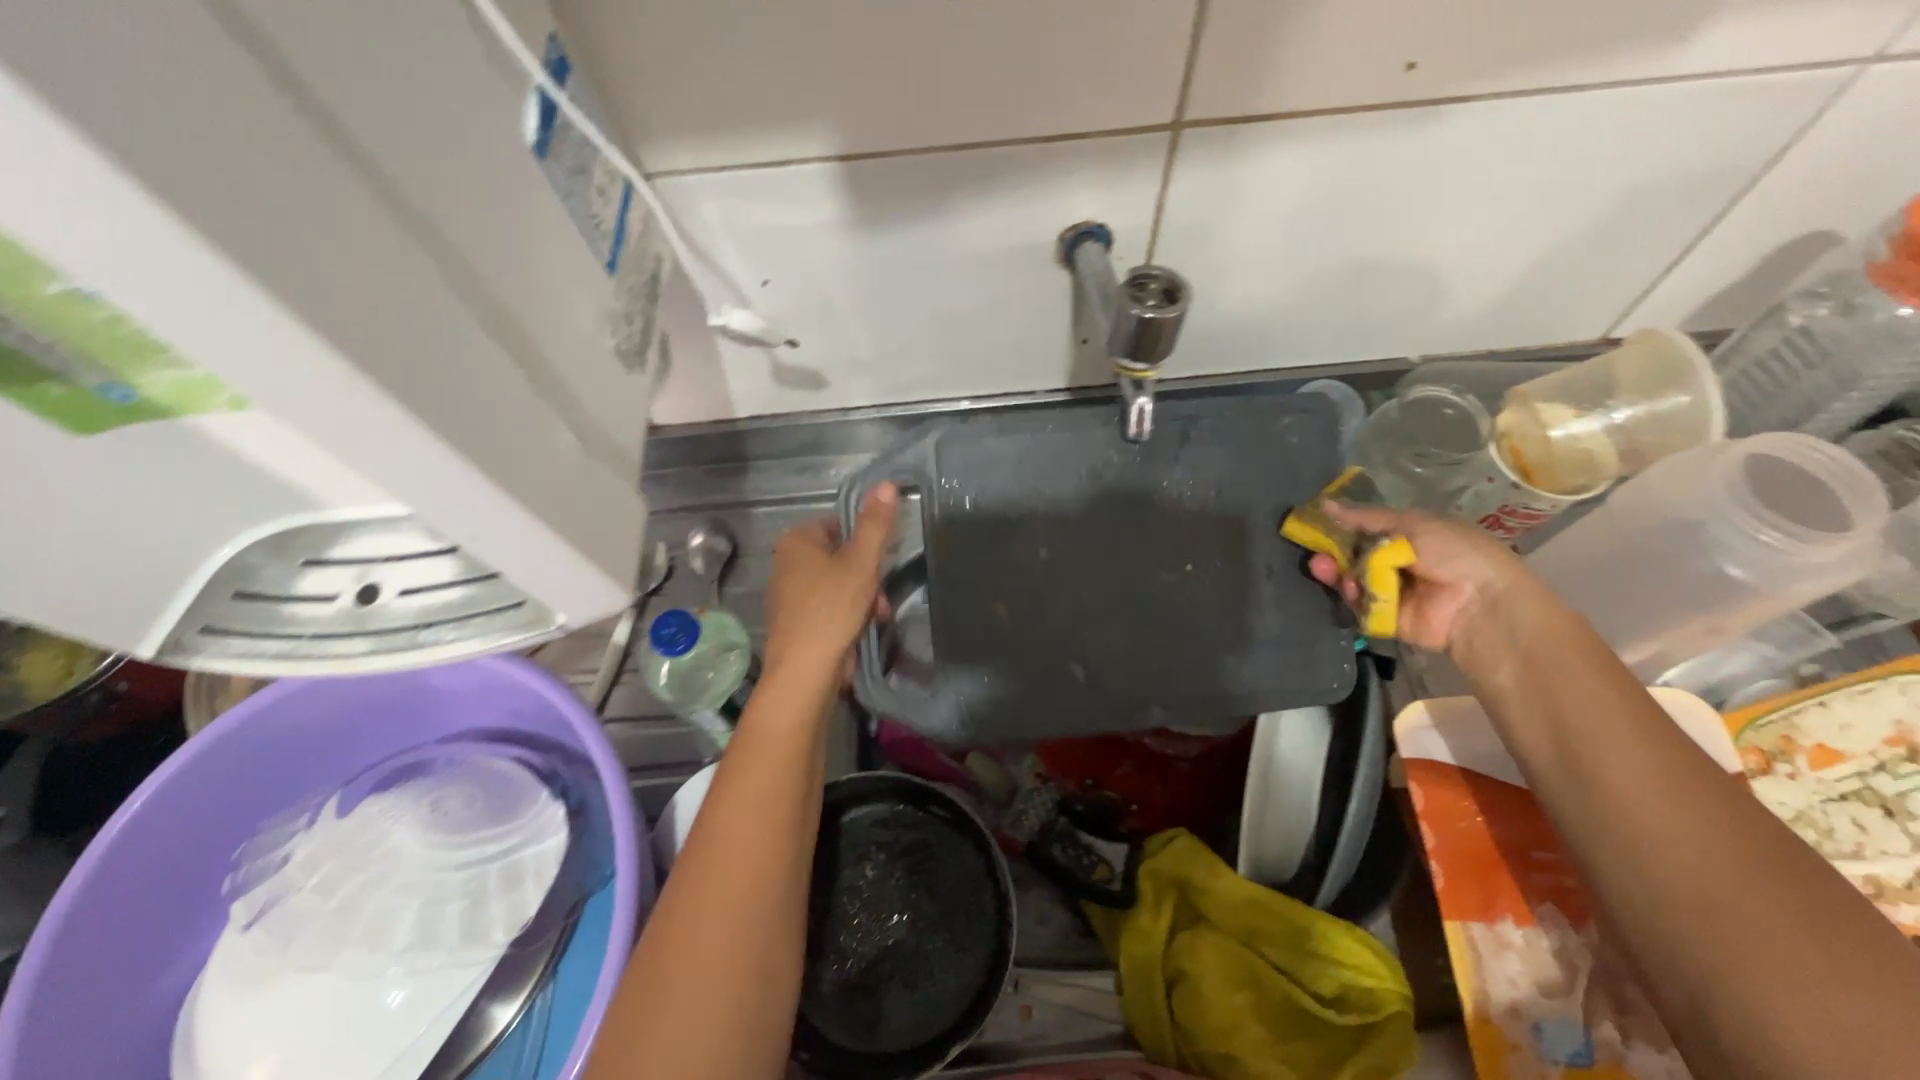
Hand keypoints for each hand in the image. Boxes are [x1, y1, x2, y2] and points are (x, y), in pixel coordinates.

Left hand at [764, 483, 898, 678]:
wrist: (804, 670)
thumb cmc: (832, 608)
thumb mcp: (861, 562)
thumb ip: (876, 523)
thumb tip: (886, 482)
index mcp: (797, 540)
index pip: (839, 523)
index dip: (865, 541)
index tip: (881, 562)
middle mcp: (786, 562)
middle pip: (841, 556)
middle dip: (867, 577)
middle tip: (880, 597)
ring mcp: (789, 593)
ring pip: (838, 584)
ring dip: (863, 598)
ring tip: (875, 618)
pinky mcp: (795, 621)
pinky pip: (829, 606)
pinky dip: (848, 615)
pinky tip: (860, 631)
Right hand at [1306, 501, 1533, 654]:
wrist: (1480, 602)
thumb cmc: (1453, 552)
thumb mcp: (1412, 524)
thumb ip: (1367, 517)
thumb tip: (1325, 504)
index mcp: (1412, 536)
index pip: (1368, 529)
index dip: (1343, 527)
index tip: (1318, 524)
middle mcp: (1401, 563)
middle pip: (1356, 556)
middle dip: (1335, 554)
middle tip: (1317, 553)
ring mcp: (1394, 591)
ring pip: (1354, 580)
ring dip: (1339, 573)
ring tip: (1324, 568)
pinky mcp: (1388, 618)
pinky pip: (1361, 605)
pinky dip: (1352, 596)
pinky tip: (1349, 588)